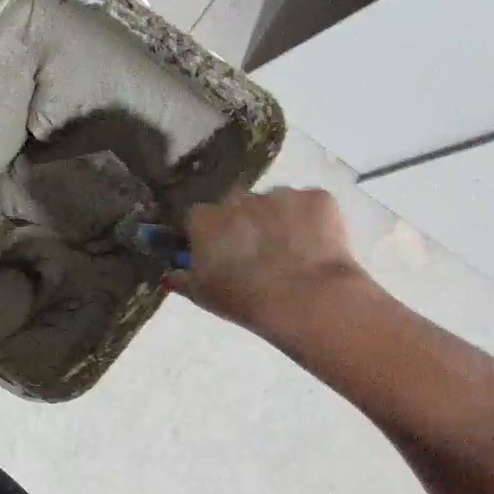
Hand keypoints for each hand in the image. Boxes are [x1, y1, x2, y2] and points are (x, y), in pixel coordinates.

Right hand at [170, 188, 372, 339]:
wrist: (306, 298)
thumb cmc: (243, 298)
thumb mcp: (201, 294)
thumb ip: (183, 278)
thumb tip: (174, 272)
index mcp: (205, 219)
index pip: (199, 217)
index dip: (208, 233)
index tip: (216, 251)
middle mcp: (239, 198)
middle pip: (237, 204)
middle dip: (243, 222)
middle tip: (255, 252)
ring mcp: (281, 195)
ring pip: (275, 203)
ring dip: (277, 219)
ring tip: (291, 251)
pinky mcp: (319, 197)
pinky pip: (309, 205)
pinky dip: (311, 219)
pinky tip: (315, 245)